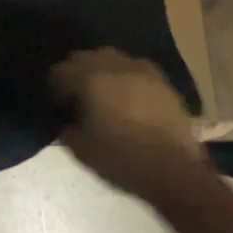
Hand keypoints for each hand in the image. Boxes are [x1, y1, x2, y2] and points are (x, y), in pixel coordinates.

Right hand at [51, 49, 213, 202]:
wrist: (177, 175)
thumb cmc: (123, 161)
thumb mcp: (81, 149)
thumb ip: (66, 127)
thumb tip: (66, 119)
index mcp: (90, 79)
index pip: (60, 71)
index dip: (55, 88)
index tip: (59, 106)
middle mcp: (114, 66)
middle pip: (83, 57)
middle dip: (76, 73)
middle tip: (77, 97)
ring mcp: (141, 71)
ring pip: (110, 57)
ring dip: (101, 70)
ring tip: (104, 93)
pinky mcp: (162, 82)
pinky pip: (135, 68)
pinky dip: (125, 77)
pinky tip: (128, 96)